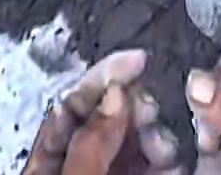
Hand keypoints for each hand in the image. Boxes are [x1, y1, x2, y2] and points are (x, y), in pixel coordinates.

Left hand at [26, 50, 184, 174]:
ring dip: (154, 136)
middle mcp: (72, 162)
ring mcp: (100, 173)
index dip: (107, 73)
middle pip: (109, 117)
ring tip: (165, 146)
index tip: (140, 57)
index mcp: (46, 158)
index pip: (76, 99)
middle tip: (154, 112)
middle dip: (136, 107)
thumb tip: (116, 91)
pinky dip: (163, 161)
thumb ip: (91, 143)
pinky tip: (174, 161)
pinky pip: (147, 166)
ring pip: (132, 141)